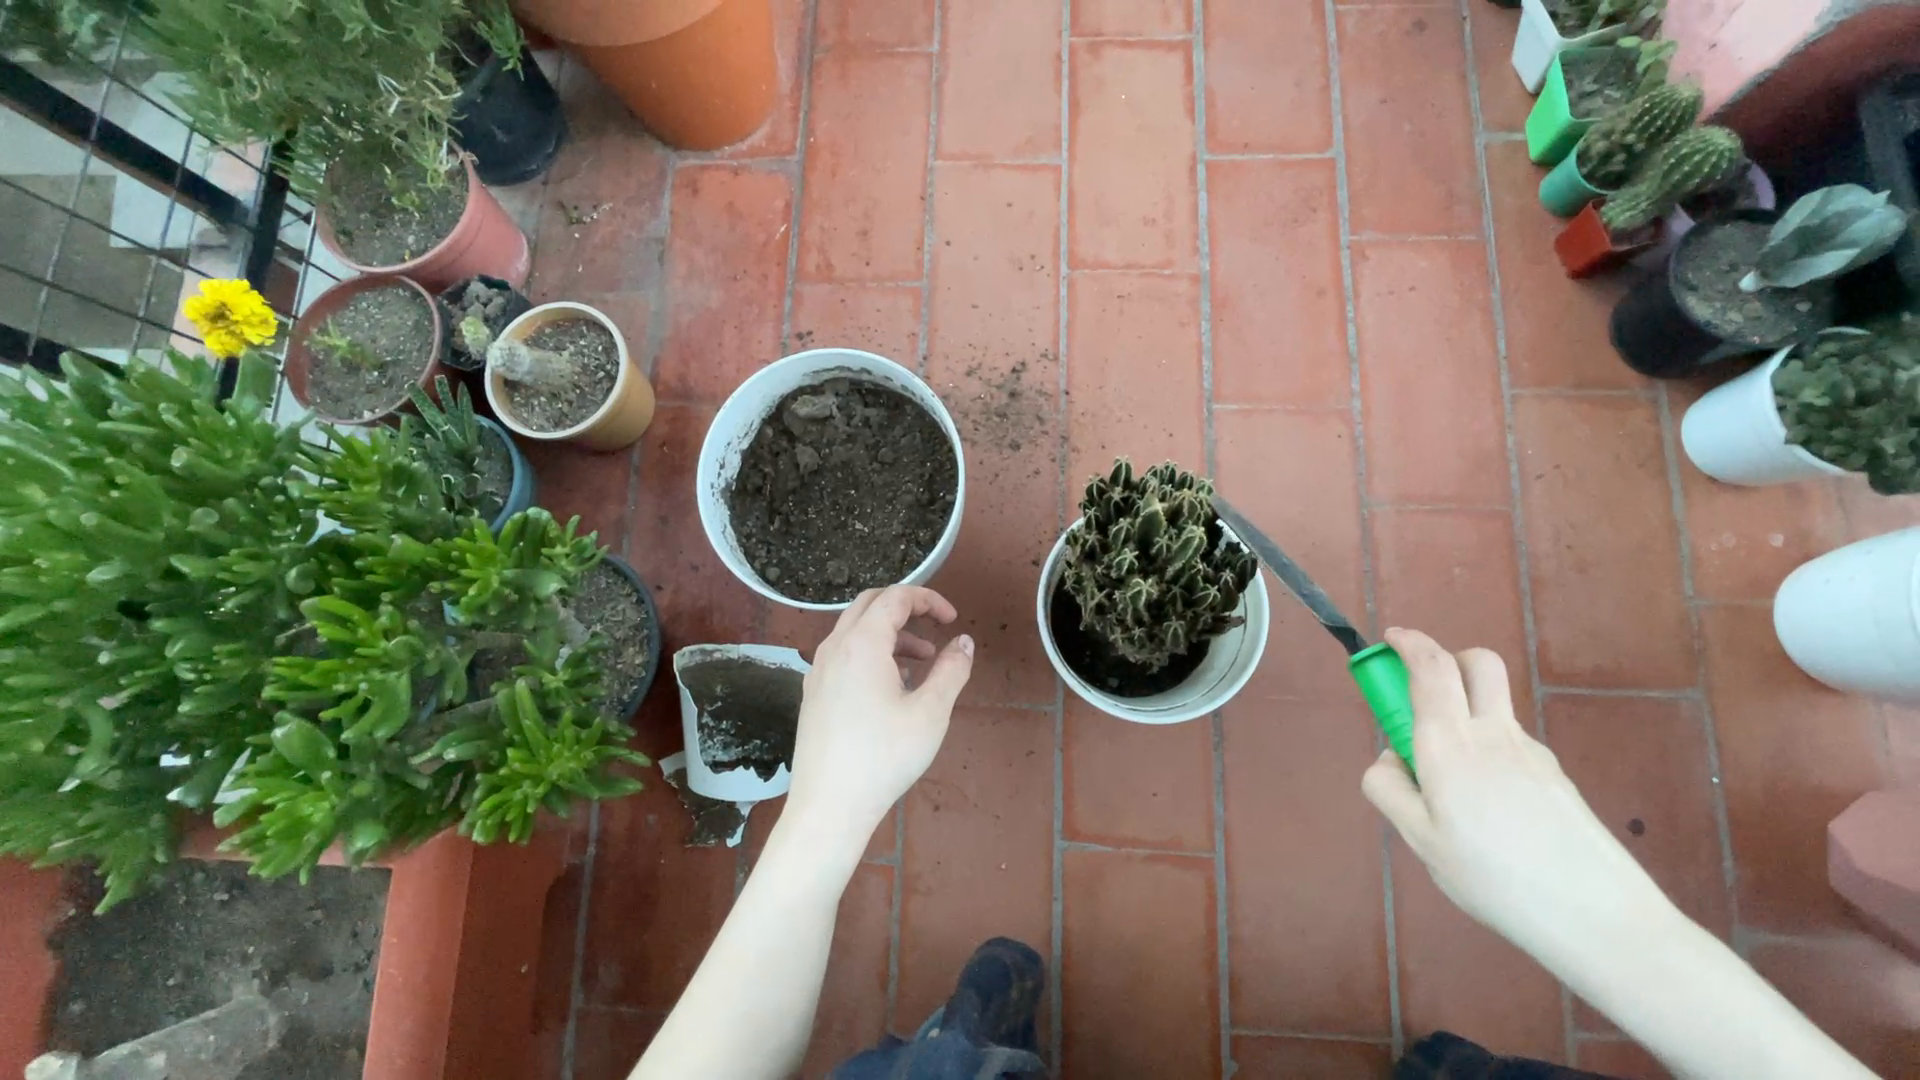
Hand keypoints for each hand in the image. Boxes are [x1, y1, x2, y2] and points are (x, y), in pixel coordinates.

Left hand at [784, 586, 973, 845]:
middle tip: (935, 627)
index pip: (895, 597)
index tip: (953, 619)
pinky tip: (892, 687)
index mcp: (861, 643)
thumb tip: (964, 642)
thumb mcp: (930, 712)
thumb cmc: (884, 757)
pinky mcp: (814, 694)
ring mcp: (819, 671)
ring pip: (854, 630)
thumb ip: (951, 670)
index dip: (928, 599)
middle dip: (906, 608)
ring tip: (922, 662)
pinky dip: (871, 653)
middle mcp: (834, 648)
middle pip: (869, 604)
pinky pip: (844, 655)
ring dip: (890, 634)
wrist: (829, 806)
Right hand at [1361, 628, 1669, 965]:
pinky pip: (1509, 744)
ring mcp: (1531, 752)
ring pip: (1492, 706)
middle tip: (1419, 692)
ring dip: (1463, 712)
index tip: (1390, 641)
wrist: (1599, 918)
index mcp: (1450, 743)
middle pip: (1477, 663)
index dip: (1408, 643)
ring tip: (1449, 784)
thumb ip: (1389, 789)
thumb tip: (1390, 761)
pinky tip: (1488, 810)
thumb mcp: (1420, 839)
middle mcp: (1492, 734)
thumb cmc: (1493, 877)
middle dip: (1444, 657)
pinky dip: (1486, 751)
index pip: (1431, 666)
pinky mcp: (1555, 776)